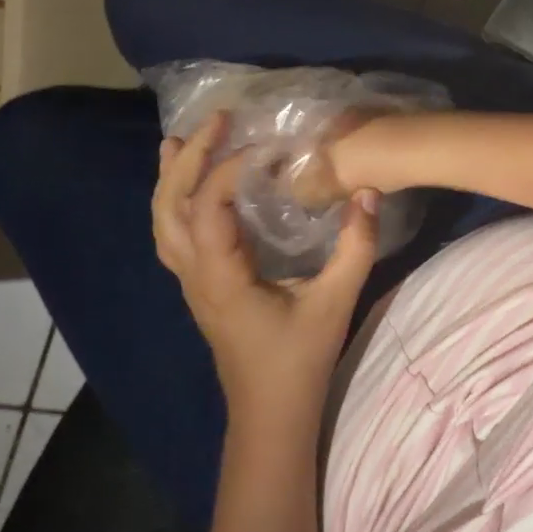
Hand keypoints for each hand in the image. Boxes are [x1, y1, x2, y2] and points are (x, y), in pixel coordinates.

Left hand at [152, 111, 381, 414]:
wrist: (270, 411)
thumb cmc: (300, 358)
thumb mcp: (336, 300)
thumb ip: (355, 246)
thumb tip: (368, 191)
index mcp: (221, 277)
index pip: (209, 207)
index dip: (231, 168)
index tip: (270, 145)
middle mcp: (195, 276)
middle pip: (170, 209)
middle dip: (188, 160)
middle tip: (215, 119)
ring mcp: (192, 283)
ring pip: (163, 223)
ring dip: (171, 179)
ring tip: (179, 140)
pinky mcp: (201, 287)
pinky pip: (175, 235)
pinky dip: (176, 201)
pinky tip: (192, 187)